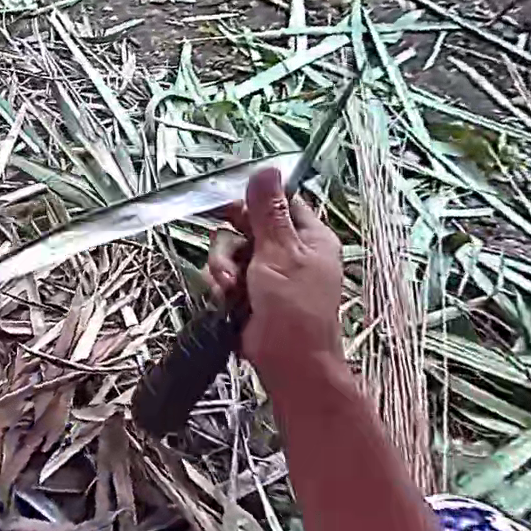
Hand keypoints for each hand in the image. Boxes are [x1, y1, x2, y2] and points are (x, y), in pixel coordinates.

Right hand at [207, 167, 345, 390]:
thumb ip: (267, 211)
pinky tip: (227, 296)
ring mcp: (267, 271)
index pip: (278, 202)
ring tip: (230, 285)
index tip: (226, 201)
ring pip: (229, 249)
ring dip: (223, 265)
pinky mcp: (248, 289)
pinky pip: (224, 271)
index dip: (253, 200)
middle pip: (245, 224)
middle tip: (230, 255)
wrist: (288, 362)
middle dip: (231, 242)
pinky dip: (221, 283)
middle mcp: (288, 250)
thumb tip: (266, 169)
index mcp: (309, 237)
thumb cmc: (294, 308)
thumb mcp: (279, 252)